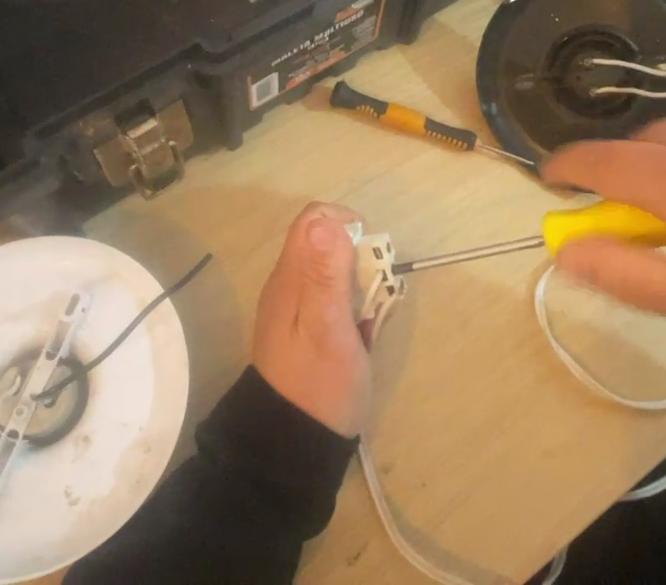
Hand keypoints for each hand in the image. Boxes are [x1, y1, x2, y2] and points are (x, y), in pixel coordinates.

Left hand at [252, 202, 372, 437]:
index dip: (345, 224)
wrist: (293, 443)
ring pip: (332, 271)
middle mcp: (289, 284)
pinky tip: (363, 333)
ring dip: (360, 284)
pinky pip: (332, 298)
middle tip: (376, 293)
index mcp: (291, 278)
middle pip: (324, 243)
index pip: (312, 220)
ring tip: (371, 318)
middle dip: (359, 257)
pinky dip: (354, 306)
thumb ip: (326, 276)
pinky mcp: (306, 327)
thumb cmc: (318, 385)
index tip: (372, 253)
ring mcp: (296, 306)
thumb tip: (325, 222)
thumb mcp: (329, 329)